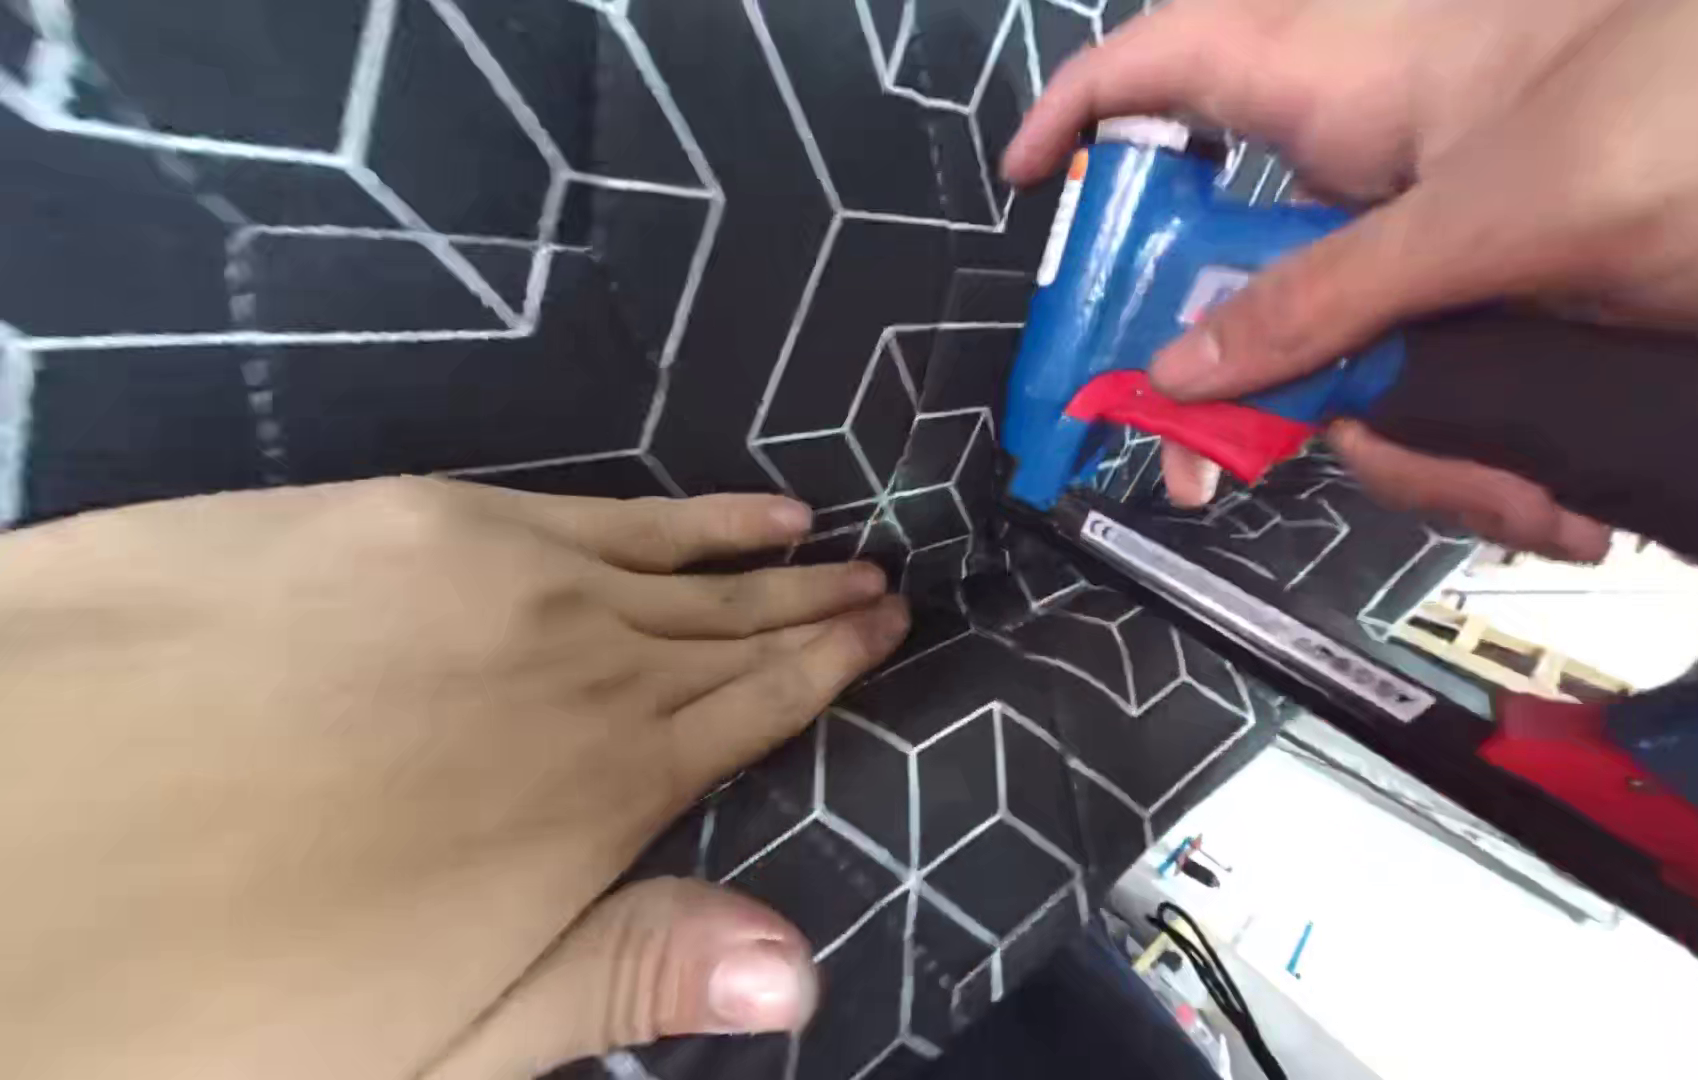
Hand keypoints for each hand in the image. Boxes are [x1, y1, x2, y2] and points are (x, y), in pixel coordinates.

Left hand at [0, 478, 909, 1079]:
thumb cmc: (188, 997)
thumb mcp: (439, 1042)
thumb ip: (640, 972)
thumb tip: (806, 974)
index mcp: (614, 780)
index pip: (769, 700)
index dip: (838, 664)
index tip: (890, 630)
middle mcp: (605, 666)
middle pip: (749, 630)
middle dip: (828, 610)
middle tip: (888, 587)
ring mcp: (533, 578)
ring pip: (704, 571)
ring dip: (784, 564)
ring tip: (845, 551)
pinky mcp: (453, 519)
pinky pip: (628, 515)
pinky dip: (708, 517)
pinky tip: (761, 509)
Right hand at [1006, 0, 1697, 556]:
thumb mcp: (1528, 209)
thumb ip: (1326, 292)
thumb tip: (1179, 367)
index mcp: (1363, 80)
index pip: (1175, 62)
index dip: (1085, 112)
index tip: (1026, 183)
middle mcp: (1367, 171)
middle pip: (1218, 274)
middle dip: (1208, 380)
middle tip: (1199, 468)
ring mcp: (1413, 254)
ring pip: (1314, 364)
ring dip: (1380, 447)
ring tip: (1512, 494)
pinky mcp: (1465, 315)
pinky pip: (1400, 399)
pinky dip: (1454, 463)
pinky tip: (1551, 499)